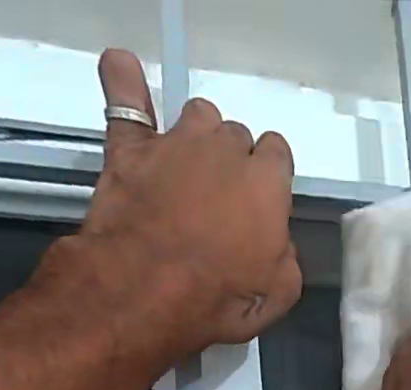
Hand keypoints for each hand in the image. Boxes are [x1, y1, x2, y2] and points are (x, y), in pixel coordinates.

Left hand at [25, 49, 301, 365]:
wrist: (146, 291)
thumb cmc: (219, 298)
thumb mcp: (278, 293)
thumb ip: (286, 257)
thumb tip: (278, 243)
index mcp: (266, 183)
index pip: (278, 154)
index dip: (270, 180)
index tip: (260, 208)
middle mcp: (225, 150)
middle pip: (237, 136)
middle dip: (234, 162)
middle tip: (222, 203)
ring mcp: (176, 143)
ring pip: (198, 116)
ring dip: (199, 136)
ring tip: (189, 168)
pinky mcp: (130, 149)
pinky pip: (127, 98)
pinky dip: (125, 82)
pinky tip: (125, 71)